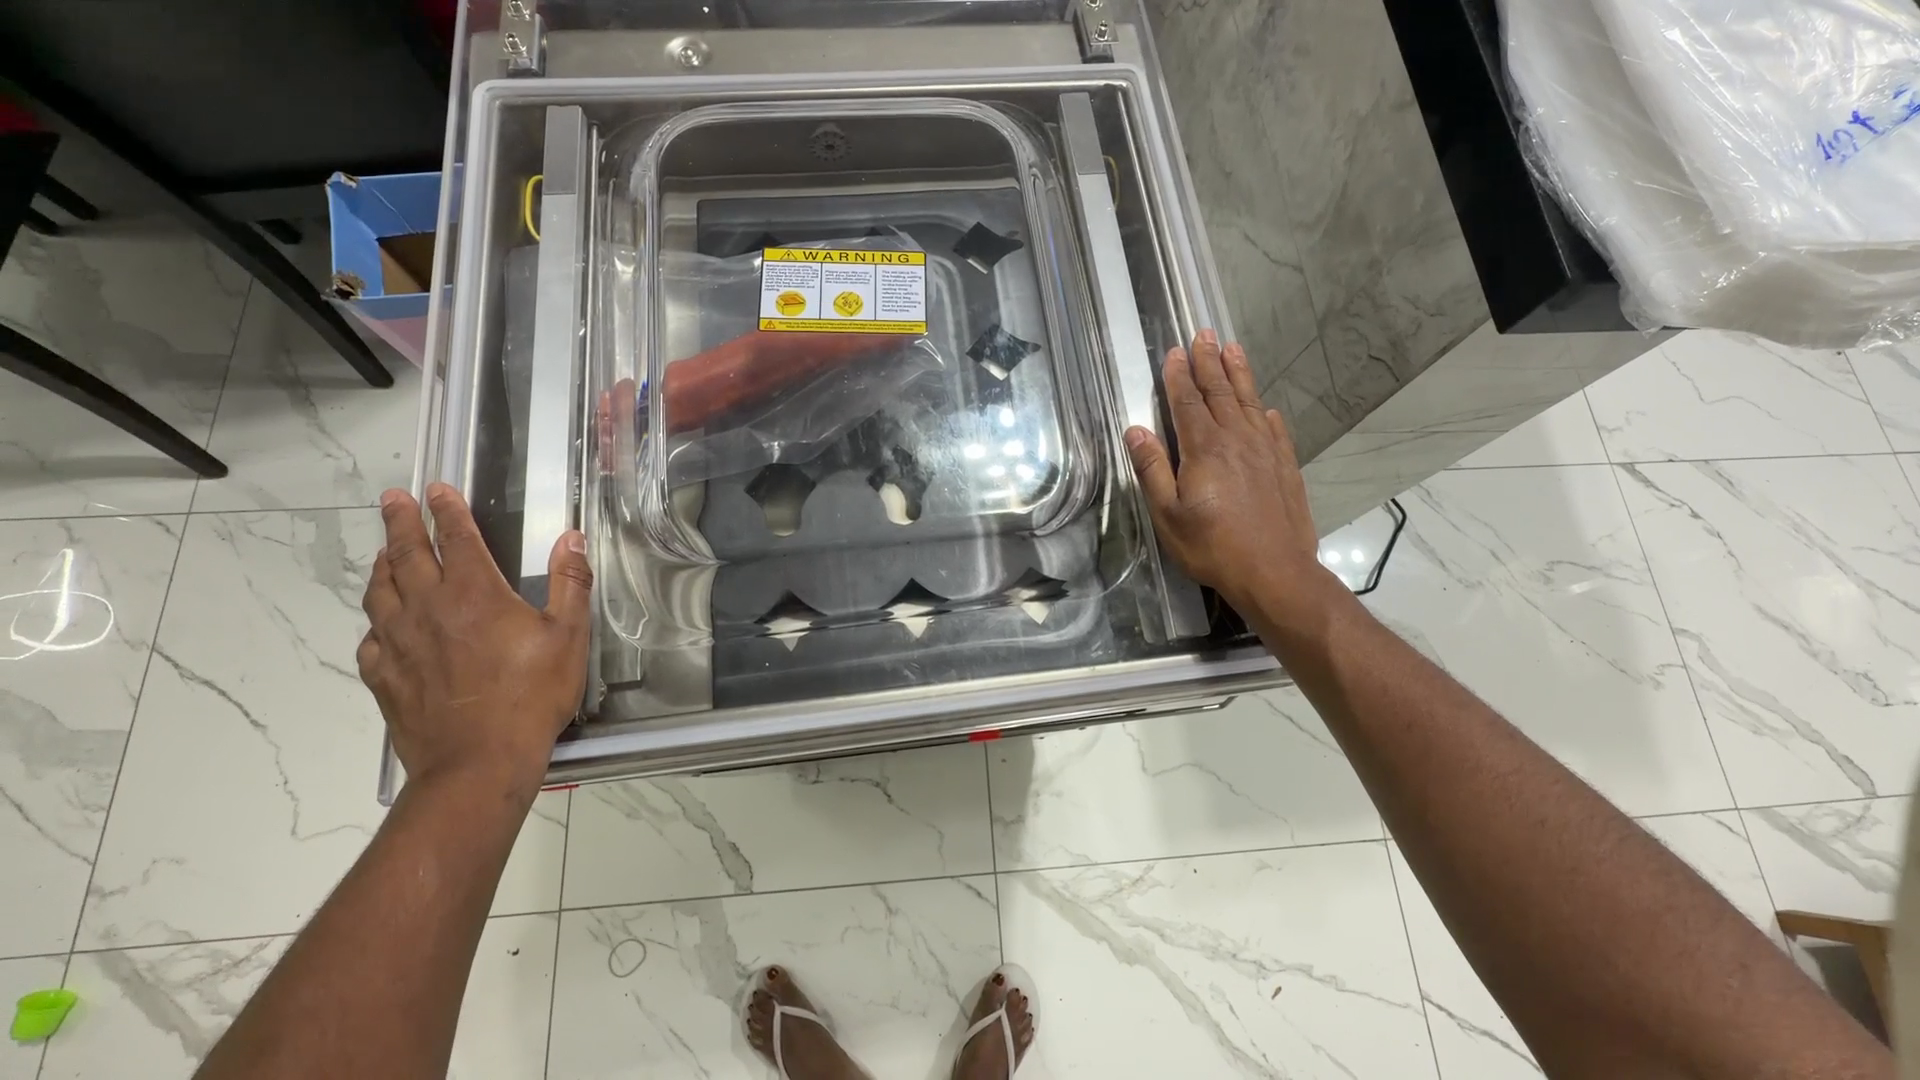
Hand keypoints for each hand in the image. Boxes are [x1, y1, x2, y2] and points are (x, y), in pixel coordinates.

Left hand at [358, 483, 592, 798]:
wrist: (478, 761)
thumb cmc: (531, 696)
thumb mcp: (568, 638)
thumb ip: (570, 584)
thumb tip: (570, 539)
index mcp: (473, 593)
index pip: (455, 537)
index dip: (447, 510)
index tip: (437, 488)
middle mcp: (427, 608)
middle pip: (406, 554)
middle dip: (400, 522)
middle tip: (393, 500)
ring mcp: (398, 642)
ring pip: (379, 591)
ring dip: (381, 565)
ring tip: (383, 553)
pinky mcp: (384, 675)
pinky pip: (371, 637)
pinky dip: (376, 621)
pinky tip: (382, 624)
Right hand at [1124, 330, 1329, 618]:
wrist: (1274, 570)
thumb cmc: (1212, 546)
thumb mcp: (1168, 514)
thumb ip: (1152, 470)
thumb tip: (1135, 431)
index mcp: (1204, 448)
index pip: (1187, 401)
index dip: (1178, 375)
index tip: (1174, 352)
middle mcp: (1236, 439)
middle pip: (1220, 392)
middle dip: (1209, 362)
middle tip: (1205, 334)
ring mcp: (1265, 451)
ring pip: (1249, 402)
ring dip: (1239, 375)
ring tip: (1233, 349)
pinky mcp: (1285, 467)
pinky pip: (1274, 430)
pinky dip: (1264, 413)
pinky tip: (1263, 408)